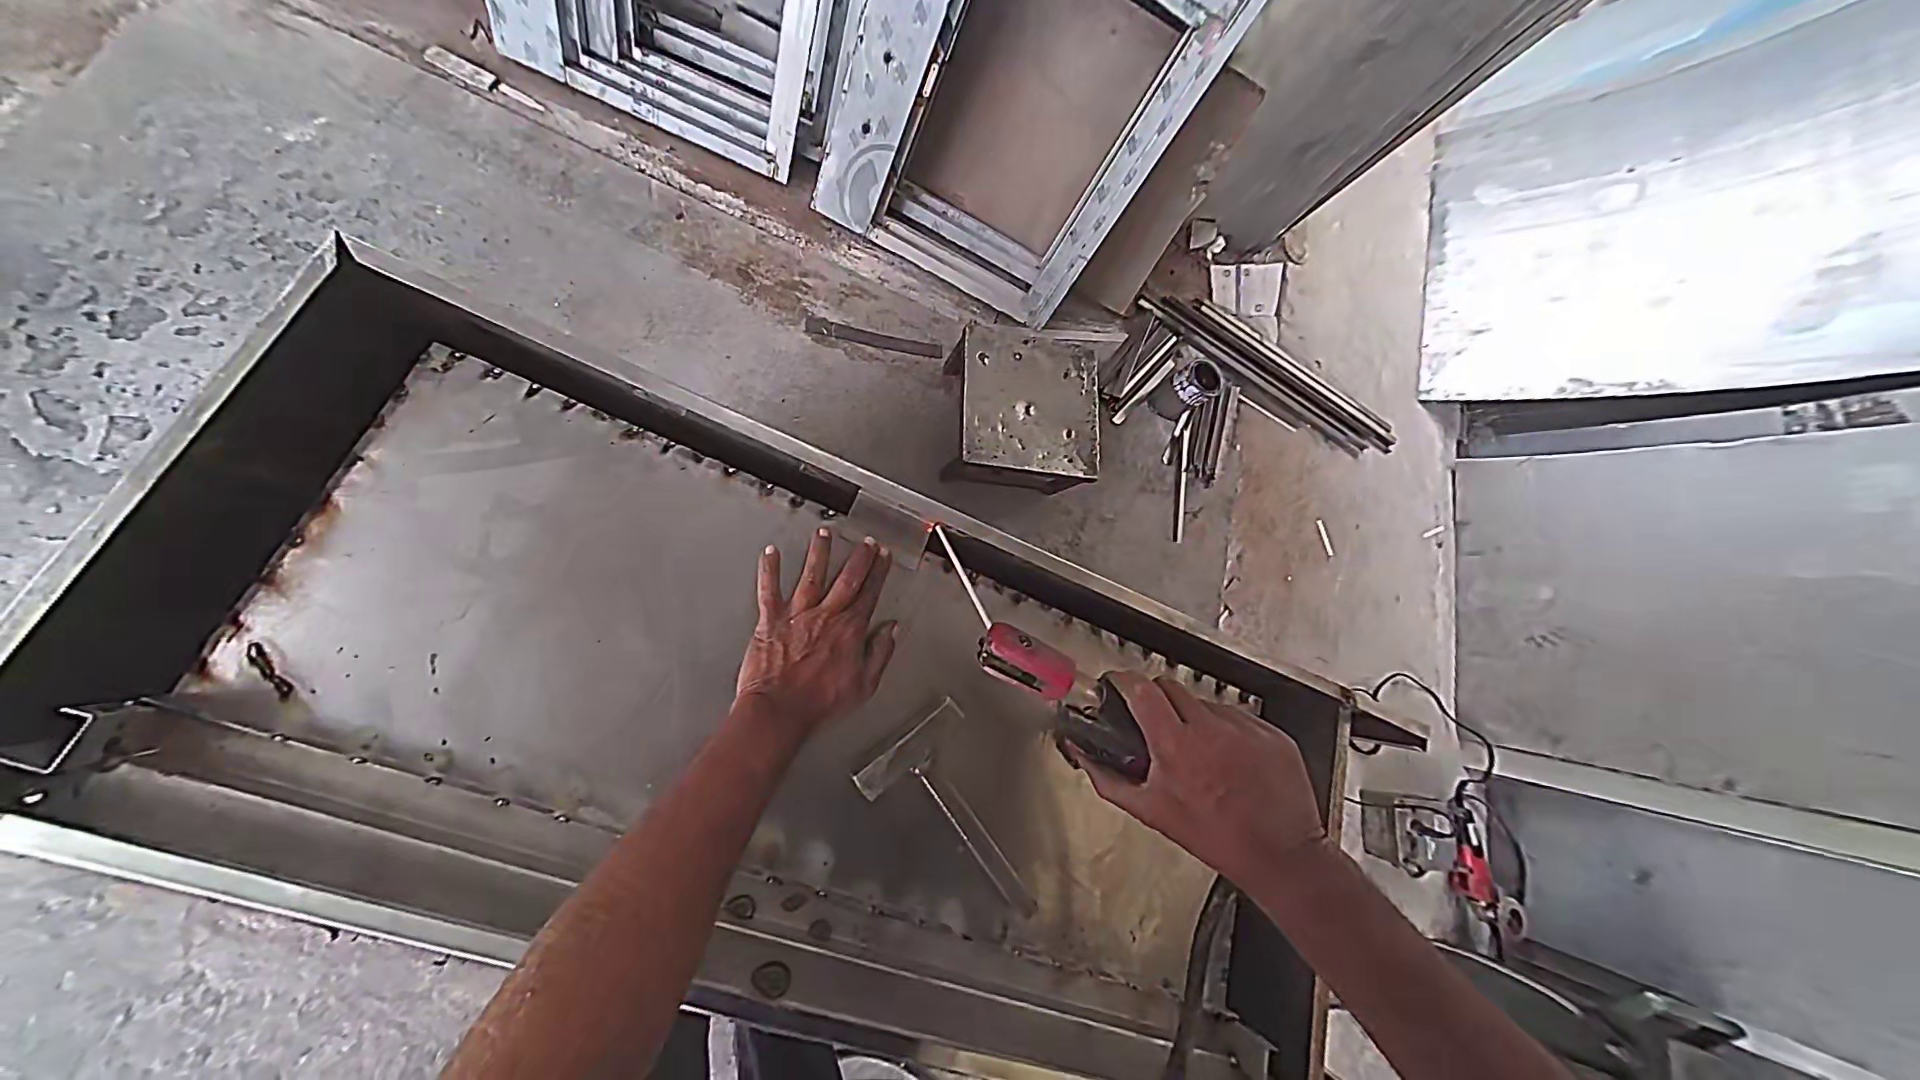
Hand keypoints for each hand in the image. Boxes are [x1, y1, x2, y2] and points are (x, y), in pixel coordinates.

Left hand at [735, 527, 897, 736]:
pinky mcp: (770, 621)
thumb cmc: (818, 702)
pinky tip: (770, 553)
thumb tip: (890, 632)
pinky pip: (769, 589)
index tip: (883, 558)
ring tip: (824, 534)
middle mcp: (825, 616)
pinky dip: (769, 570)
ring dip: (819, 552)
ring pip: (811, 575)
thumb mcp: (864, 685)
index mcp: (849, 630)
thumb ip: (879, 653)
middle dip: (859, 557)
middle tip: (865, 542)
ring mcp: (797, 615)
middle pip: (847, 578)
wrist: (780, 710)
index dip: (878, 572)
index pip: (869, 593)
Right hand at [1073, 673, 1326, 884]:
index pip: (1142, 689)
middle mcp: (1212, 730)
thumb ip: (1109, 779)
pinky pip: (1237, 716)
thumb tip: (1084, 757)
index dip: (1125, 681)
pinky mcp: (1271, 732)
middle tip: (1157, 724)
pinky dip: (1228, 731)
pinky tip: (1230, 759)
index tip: (1119, 684)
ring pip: (1205, 702)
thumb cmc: (1218, 837)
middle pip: (1171, 687)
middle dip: (1157, 699)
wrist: (1280, 855)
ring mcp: (1245, 728)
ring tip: (1202, 753)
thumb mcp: (1152, 812)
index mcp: (1177, 746)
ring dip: (1195, 718)